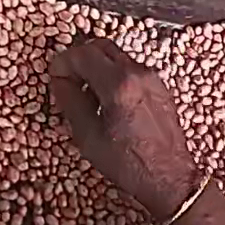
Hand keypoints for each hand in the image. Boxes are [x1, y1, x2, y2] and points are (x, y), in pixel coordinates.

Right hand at [49, 39, 200, 219]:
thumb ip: (70, 101)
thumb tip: (60, 81)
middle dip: (80, 59)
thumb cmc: (130, 163)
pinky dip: (116, 78)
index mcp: (119, 84)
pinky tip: (110, 104)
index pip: (82, 53)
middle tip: (69, 82)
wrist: (169, 178)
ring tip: (89, 97)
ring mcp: (154, 80)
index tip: (56, 78)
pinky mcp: (161, 89)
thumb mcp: (88, 136)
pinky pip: (132, 72)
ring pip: (118, 58)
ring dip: (98, 68)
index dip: (63, 63)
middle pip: (101, 47)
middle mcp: (139, 74)